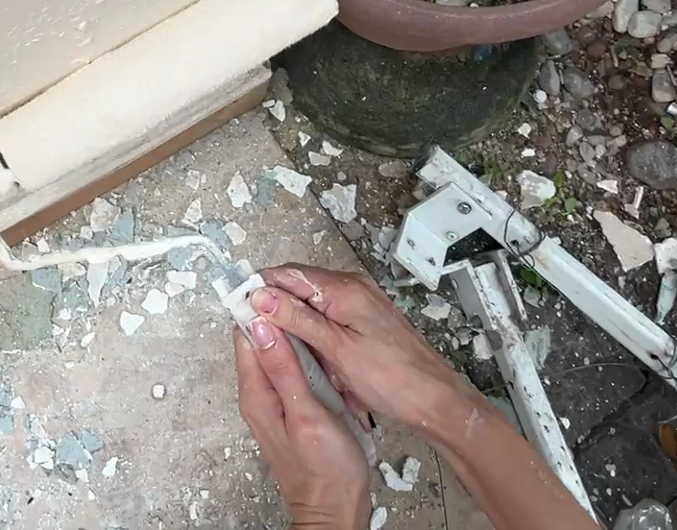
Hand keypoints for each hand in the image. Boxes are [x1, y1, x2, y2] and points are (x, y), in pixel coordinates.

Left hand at [234, 320, 369, 529]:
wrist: (336, 512)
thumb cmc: (326, 472)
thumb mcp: (307, 413)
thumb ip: (283, 369)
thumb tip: (260, 324)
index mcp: (256, 391)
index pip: (246, 333)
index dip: (259, 308)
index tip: (278, 289)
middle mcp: (259, 392)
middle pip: (260, 338)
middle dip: (280, 318)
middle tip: (305, 301)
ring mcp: (274, 397)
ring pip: (278, 350)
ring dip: (296, 336)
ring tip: (317, 321)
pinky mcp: (291, 403)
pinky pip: (292, 367)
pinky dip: (306, 355)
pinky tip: (323, 352)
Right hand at [255, 264, 477, 434]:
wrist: (436, 402)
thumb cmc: (392, 378)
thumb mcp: (337, 350)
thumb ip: (297, 319)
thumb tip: (261, 296)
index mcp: (342, 288)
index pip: (288, 274)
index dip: (261, 288)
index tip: (240, 308)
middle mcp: (350, 287)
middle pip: (298, 288)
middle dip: (279, 311)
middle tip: (263, 339)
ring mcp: (358, 303)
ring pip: (311, 306)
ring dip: (298, 328)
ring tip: (292, 353)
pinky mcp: (363, 320)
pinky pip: (328, 320)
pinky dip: (316, 336)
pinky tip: (316, 359)